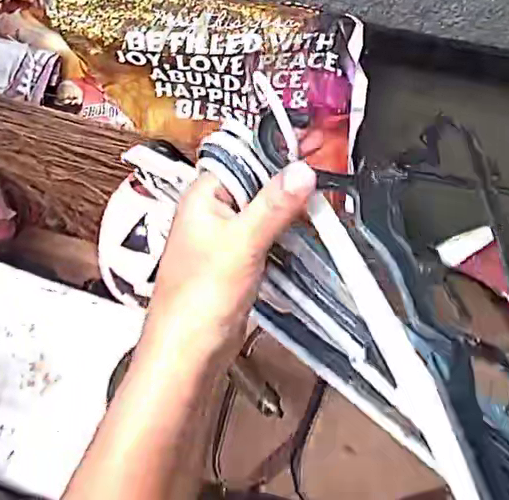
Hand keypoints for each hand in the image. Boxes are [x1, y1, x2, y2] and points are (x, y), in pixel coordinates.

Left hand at [142, 160, 316, 361]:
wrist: (186, 359)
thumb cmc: (196, 301)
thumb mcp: (242, 243)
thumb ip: (274, 205)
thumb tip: (301, 170)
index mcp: (202, 194)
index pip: (244, 157)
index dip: (277, 152)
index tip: (310, 150)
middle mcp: (210, 210)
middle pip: (256, 183)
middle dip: (288, 185)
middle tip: (322, 183)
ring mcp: (222, 237)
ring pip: (263, 212)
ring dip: (289, 213)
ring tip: (319, 210)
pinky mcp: (234, 261)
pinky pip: (265, 238)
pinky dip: (284, 237)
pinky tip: (304, 240)